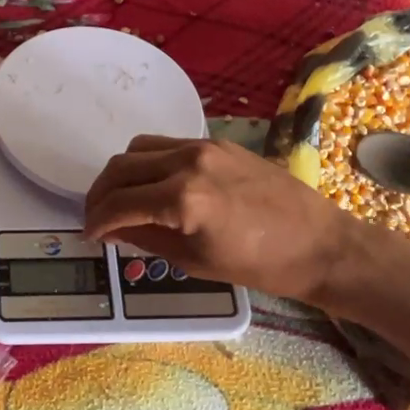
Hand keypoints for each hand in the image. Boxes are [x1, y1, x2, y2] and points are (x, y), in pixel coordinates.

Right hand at [82, 135, 356, 310]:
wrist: (321, 245)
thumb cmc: (261, 265)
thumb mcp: (194, 260)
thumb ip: (146, 238)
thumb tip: (112, 229)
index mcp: (182, 199)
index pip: (119, 203)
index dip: (96, 221)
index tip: (88, 235)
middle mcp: (187, 162)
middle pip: (121, 167)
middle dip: (100, 194)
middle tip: (96, 218)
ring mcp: (204, 147)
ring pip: (139, 148)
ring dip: (121, 173)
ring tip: (120, 199)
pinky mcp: (218, 143)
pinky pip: (166, 144)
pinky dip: (147, 162)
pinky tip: (152, 185)